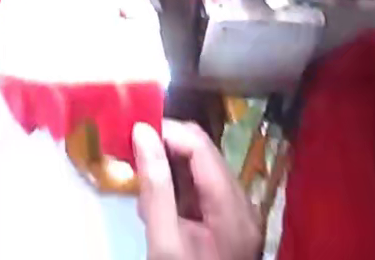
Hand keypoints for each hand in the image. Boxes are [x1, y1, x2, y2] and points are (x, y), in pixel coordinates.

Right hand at [134, 120, 261, 259]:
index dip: (164, 131)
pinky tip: (157, 204)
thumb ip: (155, 185)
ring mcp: (238, 213)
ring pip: (200, 165)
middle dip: (164, 147)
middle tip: (132, 159)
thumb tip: (141, 130)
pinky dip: (177, 185)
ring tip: (141, 186)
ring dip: (168, 166)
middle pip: (201, 150)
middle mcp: (243, 203)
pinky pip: (202, 187)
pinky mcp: (229, 223)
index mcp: (233, 208)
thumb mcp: (165, 244)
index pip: (198, 144)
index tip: (131, 136)